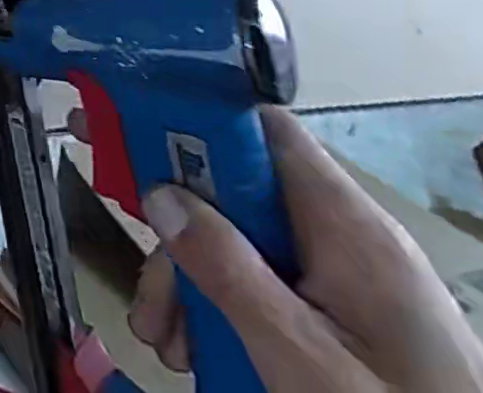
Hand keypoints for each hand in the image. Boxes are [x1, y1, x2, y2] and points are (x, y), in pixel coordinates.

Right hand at [126, 107, 482, 392]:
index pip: (265, 128)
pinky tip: (202, 353)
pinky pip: (267, 279)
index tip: (137, 141)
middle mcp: (344, 231)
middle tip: (145, 286)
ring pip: (243, 238)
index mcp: (346, 223)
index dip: (199, 120)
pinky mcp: (345, 308)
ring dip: (193, 279)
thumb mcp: (303, 362)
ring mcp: (345, 271)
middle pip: (239, 191)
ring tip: (167, 343)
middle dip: (181, 231)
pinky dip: (225, 306)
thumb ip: (229, 272)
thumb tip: (160, 193)